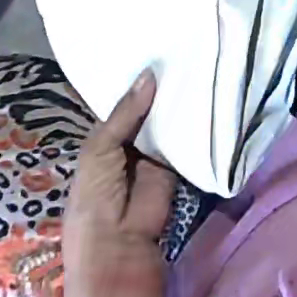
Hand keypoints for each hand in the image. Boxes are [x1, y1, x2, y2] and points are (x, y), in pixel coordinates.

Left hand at [65, 69, 176, 296]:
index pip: (120, 104)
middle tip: (177, 51)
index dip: (132, 83)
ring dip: (174, 103)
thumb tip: (149, 73)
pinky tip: (201, 95)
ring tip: (192, 65)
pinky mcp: (175, 166)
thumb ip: (125, 112)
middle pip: (144, 111)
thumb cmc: (95, 195)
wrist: (118, 246)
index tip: (150, 50)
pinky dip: (189, 125)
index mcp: (103, 138)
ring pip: (163, 124)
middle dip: (156, 89)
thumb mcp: (100, 147)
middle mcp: (128, 143)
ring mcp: (152, 155)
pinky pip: (181, 141)